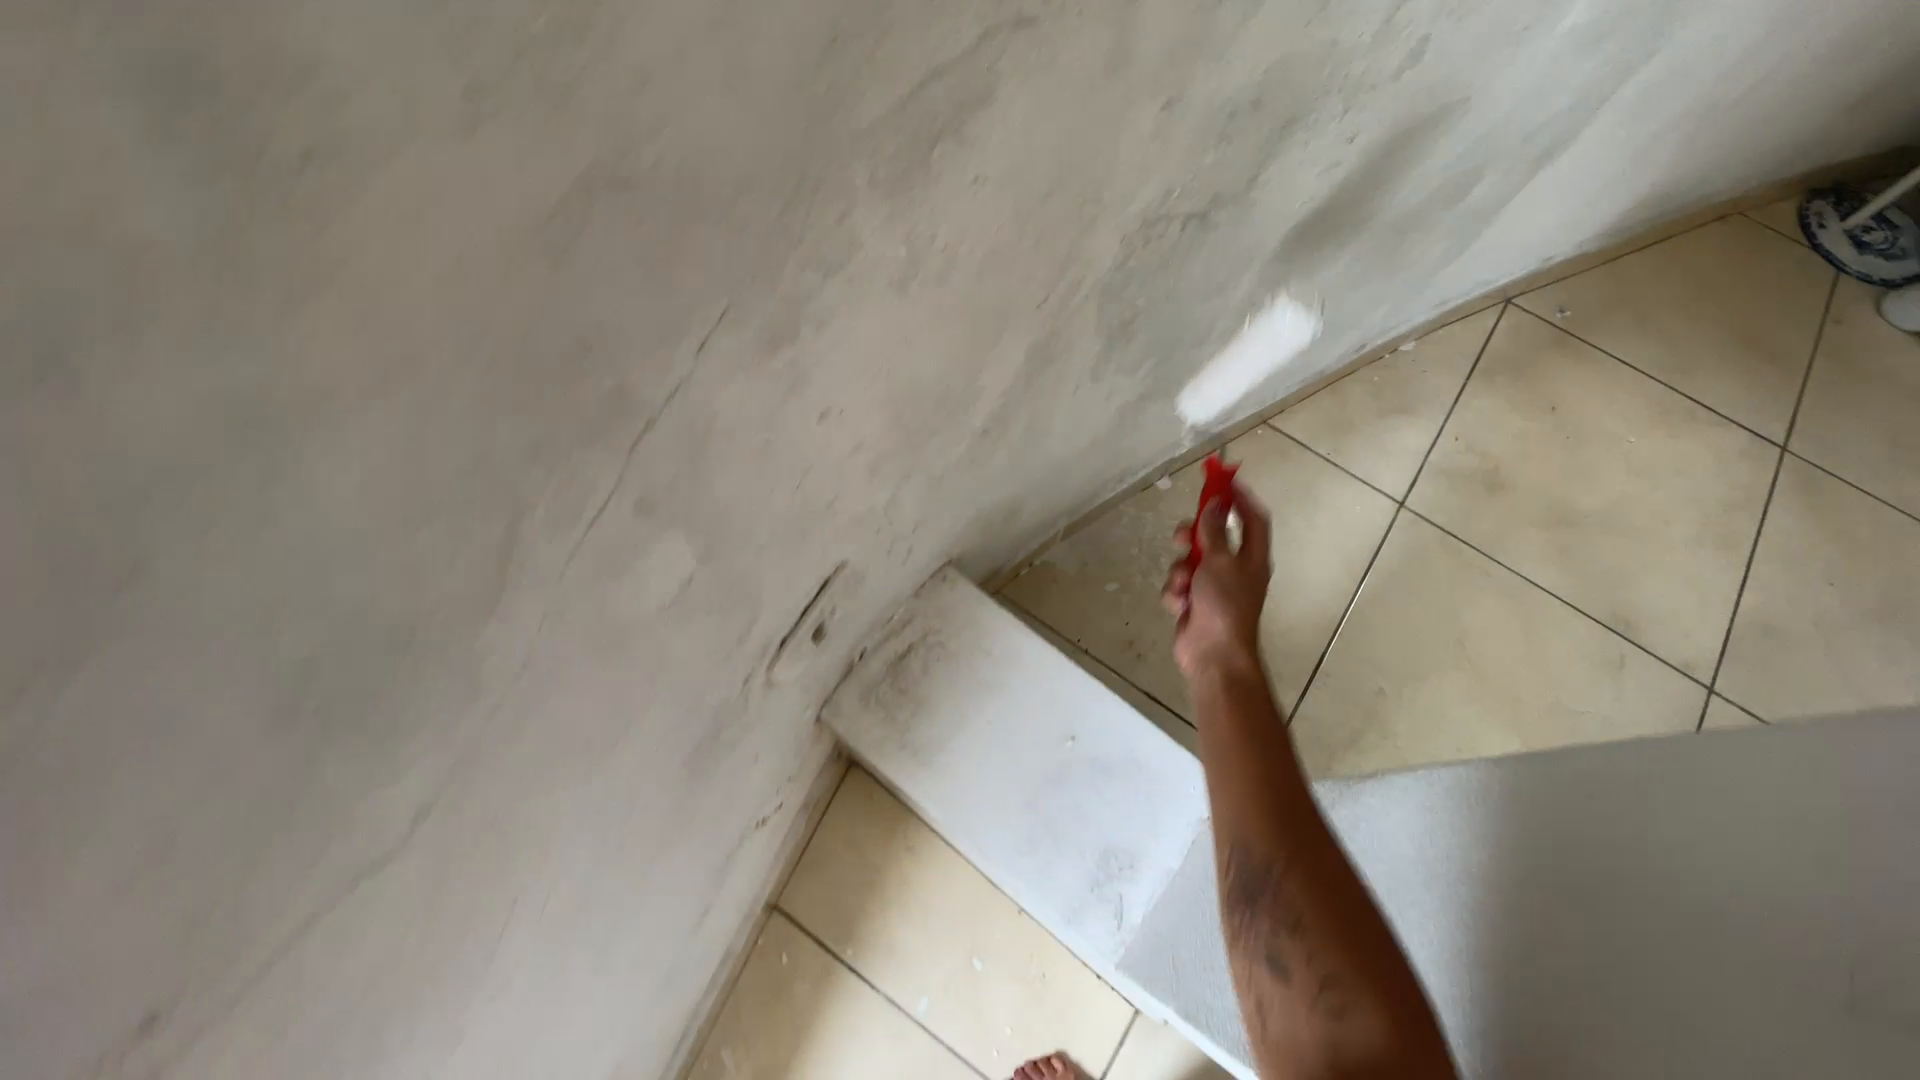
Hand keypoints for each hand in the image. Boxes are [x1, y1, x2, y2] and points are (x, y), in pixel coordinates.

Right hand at [1162, 482, 1270, 679]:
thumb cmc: (1225, 605)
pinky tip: (1180, 606)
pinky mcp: (1193, 604)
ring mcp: (1212, 588)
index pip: (1252, 518)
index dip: (1240, 498)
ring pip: (1188, 562)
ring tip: (1183, 585)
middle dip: (1194, 536)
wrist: (1213, 654)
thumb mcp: (1219, 561)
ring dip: (1180, 571)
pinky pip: (1178, 586)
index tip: (1223, 481)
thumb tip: (1216, 501)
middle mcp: (1234, 569)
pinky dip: (1176, 594)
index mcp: (1252, 557)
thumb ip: (1214, 530)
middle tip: (1183, 536)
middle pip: (1213, 537)